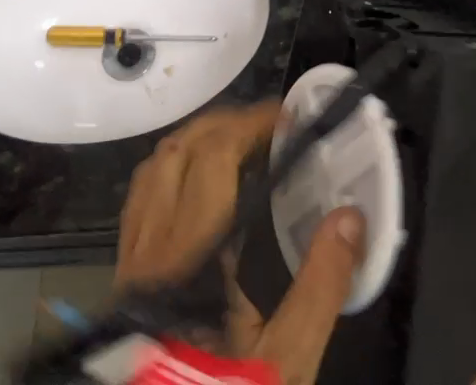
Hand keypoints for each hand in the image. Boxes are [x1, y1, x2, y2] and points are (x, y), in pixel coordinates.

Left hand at [116, 102, 365, 384]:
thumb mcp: (287, 358)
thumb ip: (320, 287)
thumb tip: (349, 217)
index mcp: (190, 257)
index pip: (213, 159)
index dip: (250, 125)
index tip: (287, 117)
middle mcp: (152, 246)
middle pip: (178, 151)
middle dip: (226, 125)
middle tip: (270, 126)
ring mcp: (132, 257)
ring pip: (153, 169)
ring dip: (197, 141)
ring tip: (239, 143)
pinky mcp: (126, 272)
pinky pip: (141, 197)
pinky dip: (173, 169)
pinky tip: (199, 182)